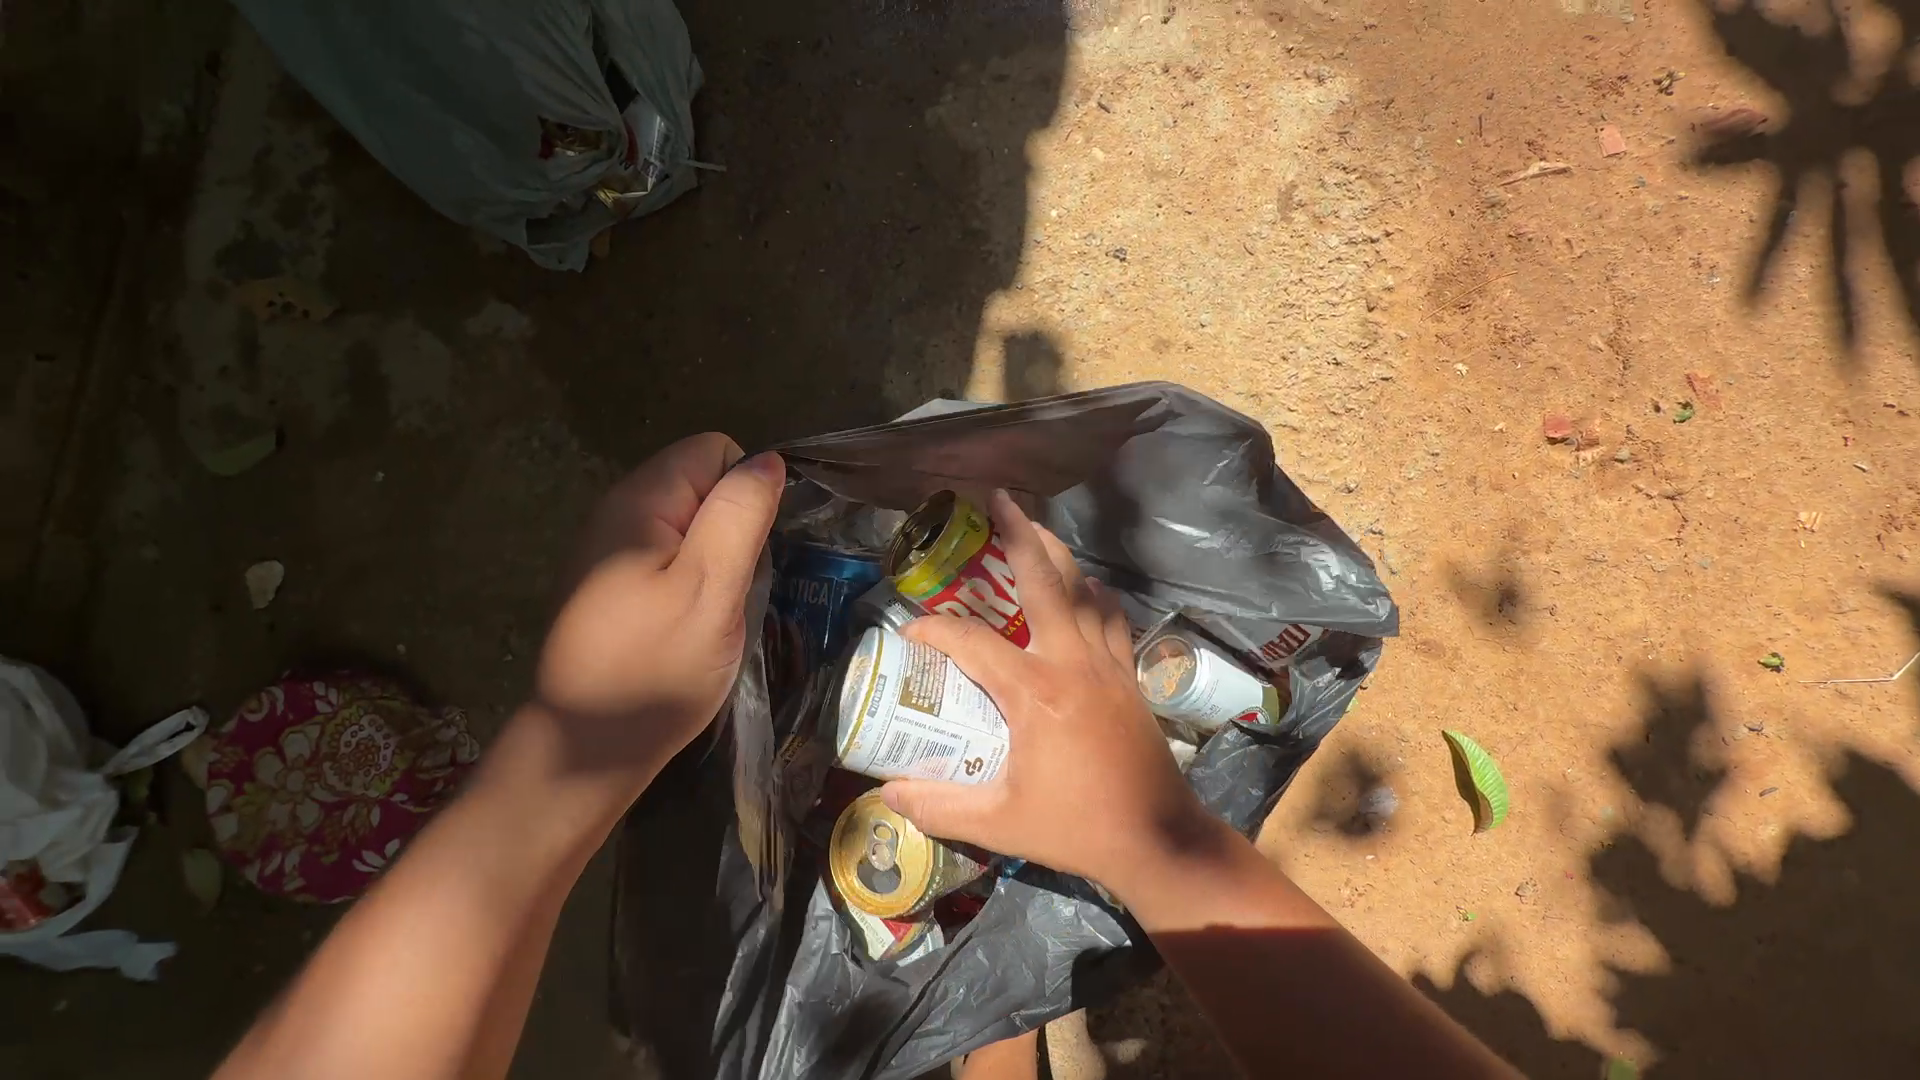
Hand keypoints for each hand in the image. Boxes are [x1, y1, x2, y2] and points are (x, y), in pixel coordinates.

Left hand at [530, 433, 783, 790]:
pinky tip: (694, 622)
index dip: (745, 490)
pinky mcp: (616, 585)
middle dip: (734, 526)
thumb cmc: (655, 668)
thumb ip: (739, 515)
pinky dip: (696, 580)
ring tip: (717, 609)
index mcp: (639, 502)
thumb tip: (768, 461)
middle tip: (732, 587)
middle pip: (702, 484)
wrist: (587, 750)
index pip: (713, 451)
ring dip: (718, 558)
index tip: (748, 549)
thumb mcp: (710, 588)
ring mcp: (613, 551)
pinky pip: (673, 557)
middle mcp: (619, 513)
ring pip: (693, 525)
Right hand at [879, 491, 1223, 892]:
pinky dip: (1092, 593)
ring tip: (1035, 531)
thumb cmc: (1078, 828)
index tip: (909, 630)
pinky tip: (1082, 589)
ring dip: (1058, 554)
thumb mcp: (1000, 823)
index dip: (934, 630)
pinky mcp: (1127, 674)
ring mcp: (1107, 663)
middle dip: (1019, 534)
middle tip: (999, 499)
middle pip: (1045, 580)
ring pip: (1083, 588)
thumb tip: (888, 793)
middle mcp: (1072, 662)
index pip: (972, 643)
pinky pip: (1110, 616)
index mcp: (1035, 692)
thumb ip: (939, 805)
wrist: (1158, 838)